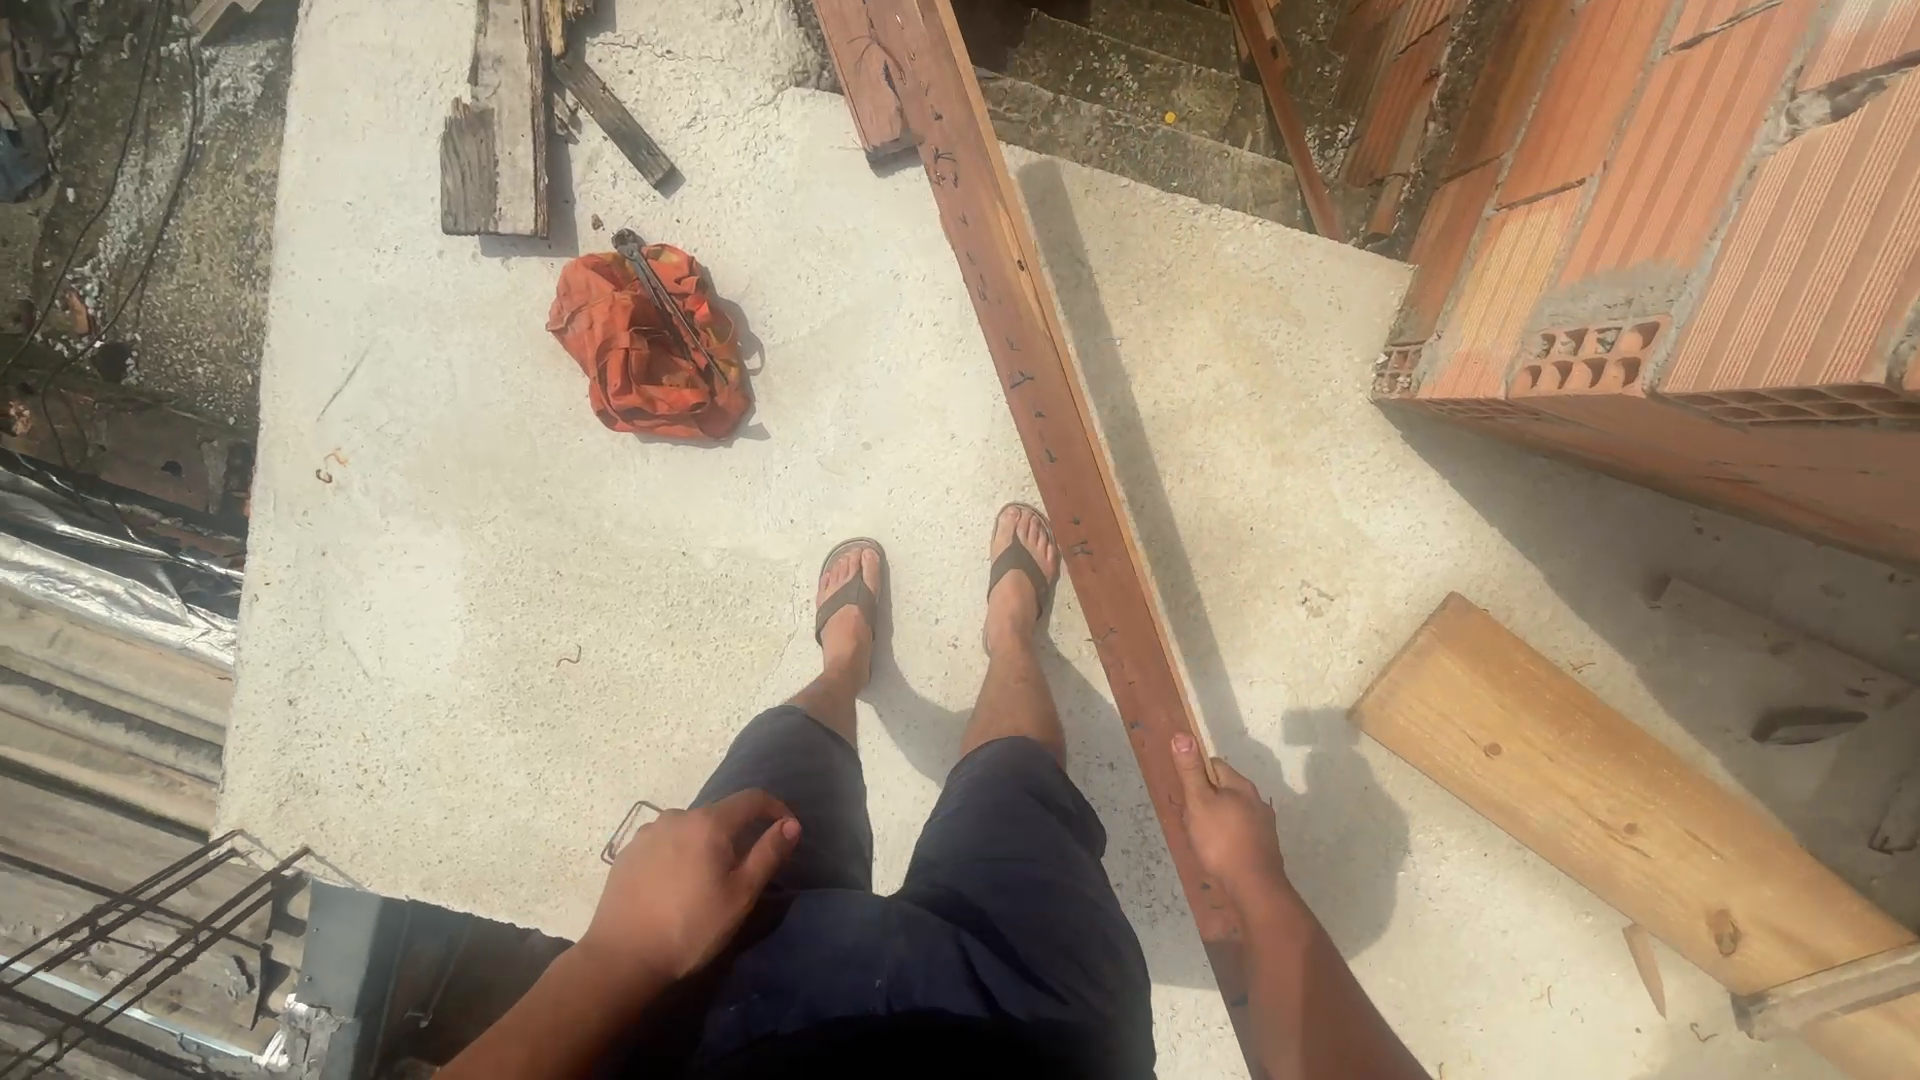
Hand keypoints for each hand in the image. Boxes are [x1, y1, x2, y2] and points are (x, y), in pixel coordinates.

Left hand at [579, 790, 799, 987]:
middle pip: (720, 814)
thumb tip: (791, 824)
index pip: (752, 799)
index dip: (776, 809)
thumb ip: (769, 853)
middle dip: (739, 834)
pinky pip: (665, 842)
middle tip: (744, 871)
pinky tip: (675, 886)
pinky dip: (679, 854)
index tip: (787, 831)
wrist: (620, 960)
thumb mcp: (741, 895)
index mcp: (708, 823)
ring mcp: (647, 833)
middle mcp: (677, 817)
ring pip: (691, 829)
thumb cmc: (690, 928)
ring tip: (706, 880)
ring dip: (706, 844)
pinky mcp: (627, 853)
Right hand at [1172, 733, 1287, 903]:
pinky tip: (1221, 851)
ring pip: (1234, 811)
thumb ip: (1190, 770)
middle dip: (1206, 799)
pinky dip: (1229, 835)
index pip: (1214, 765)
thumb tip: (1182, 734)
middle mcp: (1257, 800)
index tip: (1186, 794)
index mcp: (1241, 785)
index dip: (1196, 774)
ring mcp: (1265, 824)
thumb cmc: (1221, 840)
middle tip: (1191, 818)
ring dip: (1218, 818)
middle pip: (1224, 788)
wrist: (1255, 886)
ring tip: (1204, 837)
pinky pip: (1242, 831)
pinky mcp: (1266, 845)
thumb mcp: (1198, 802)